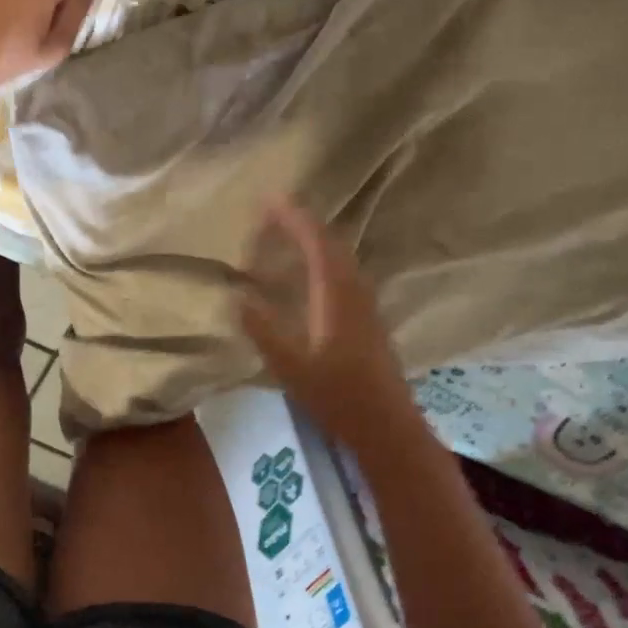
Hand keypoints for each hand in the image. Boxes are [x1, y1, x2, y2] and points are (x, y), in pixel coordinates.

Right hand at [239, 203, 428, 454]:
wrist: (388, 429)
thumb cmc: (338, 397)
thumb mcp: (289, 366)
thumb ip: (263, 329)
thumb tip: (239, 295)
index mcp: (337, 296)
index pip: (316, 243)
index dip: (293, 218)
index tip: (268, 199)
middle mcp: (356, 292)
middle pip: (332, 244)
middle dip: (302, 223)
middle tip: (272, 212)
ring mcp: (367, 305)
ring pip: (341, 258)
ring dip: (314, 240)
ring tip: (286, 235)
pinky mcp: (369, 319)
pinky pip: (344, 273)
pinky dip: (322, 260)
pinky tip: (308, 274)